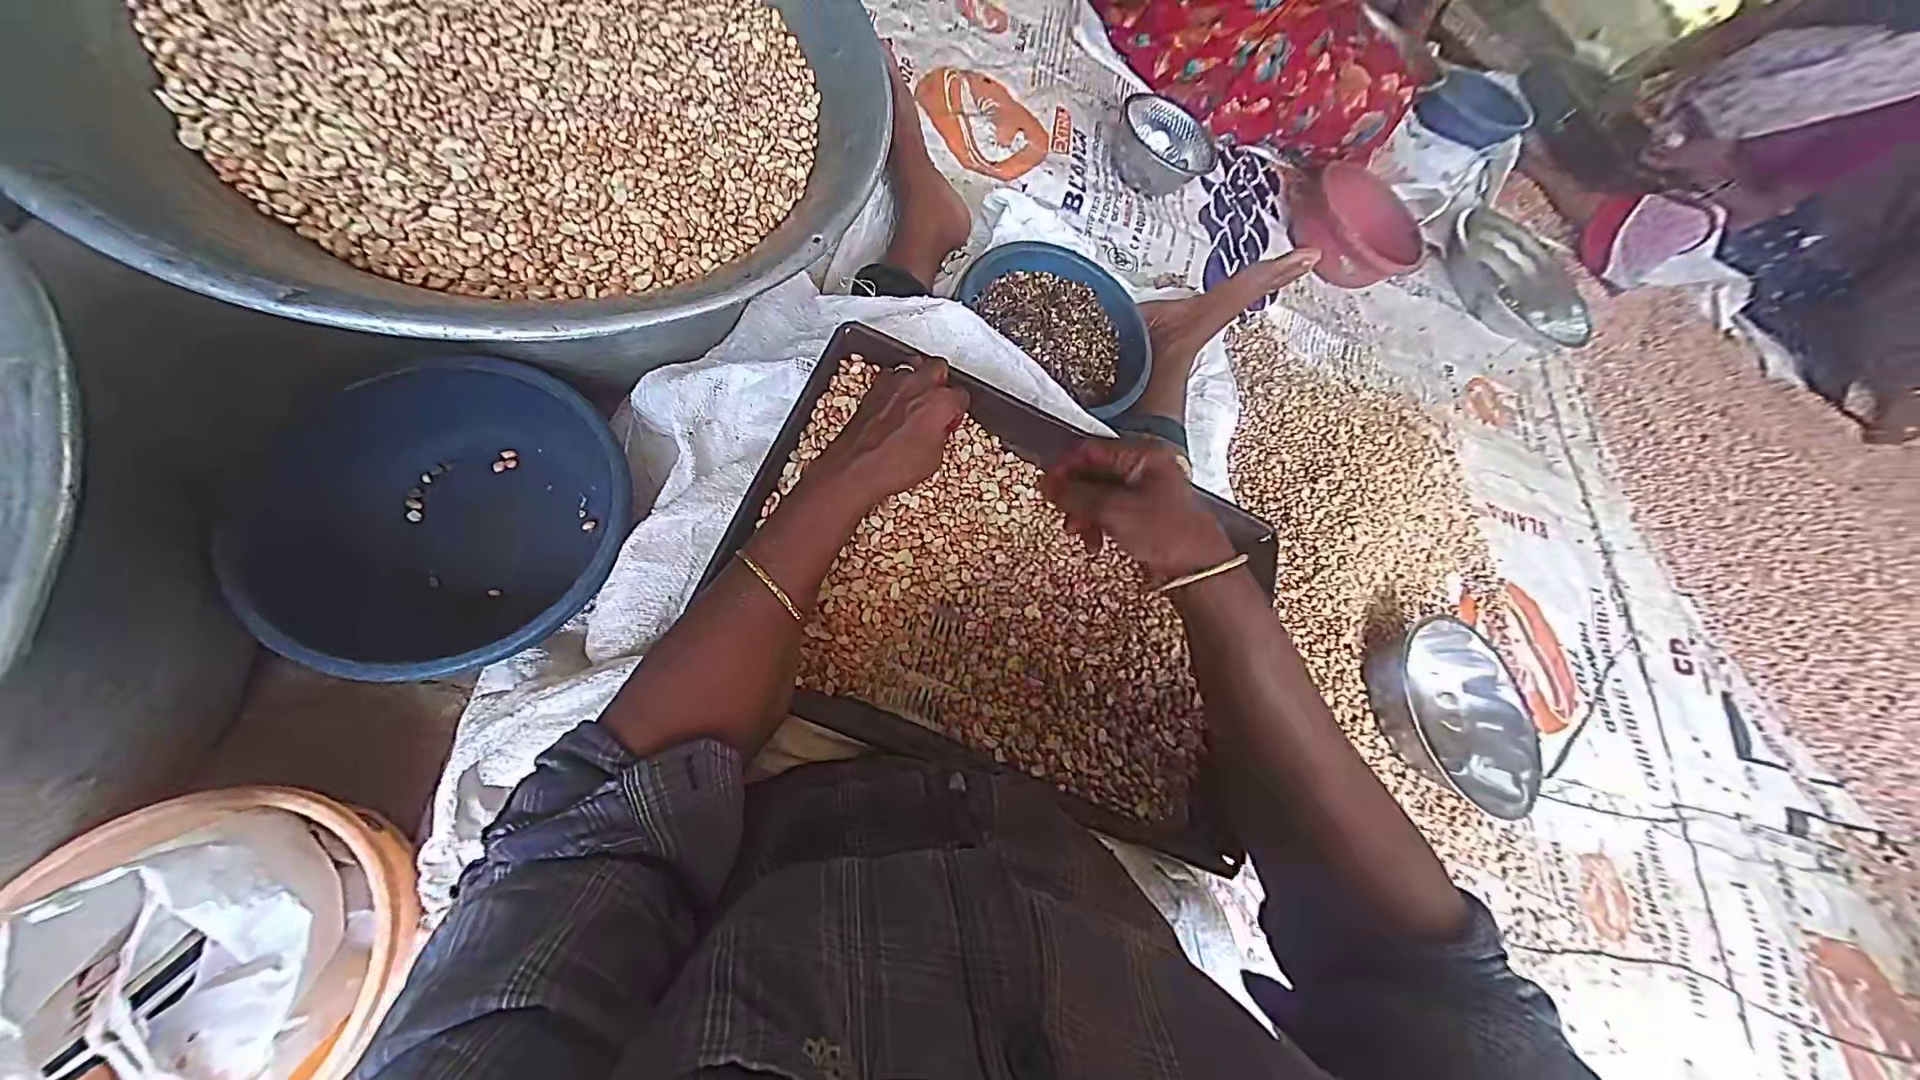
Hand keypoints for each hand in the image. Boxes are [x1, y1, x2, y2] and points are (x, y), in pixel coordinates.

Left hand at [809, 357, 969, 509]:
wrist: (857, 468)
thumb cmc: (892, 464)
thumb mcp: (933, 459)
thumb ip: (941, 435)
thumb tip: (938, 431)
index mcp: (941, 402)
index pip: (960, 396)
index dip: (957, 410)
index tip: (952, 420)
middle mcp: (918, 385)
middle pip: (938, 368)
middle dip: (941, 384)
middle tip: (938, 405)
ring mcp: (894, 384)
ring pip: (913, 367)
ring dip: (918, 381)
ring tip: (917, 402)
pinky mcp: (874, 388)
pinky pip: (891, 377)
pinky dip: (896, 387)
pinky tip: (895, 405)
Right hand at [1038, 437, 1236, 581]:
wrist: (1197, 568)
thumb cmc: (1161, 531)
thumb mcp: (1112, 510)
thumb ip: (1076, 494)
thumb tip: (1046, 485)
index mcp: (1140, 455)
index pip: (1090, 450)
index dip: (1064, 467)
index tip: (1046, 488)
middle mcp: (1143, 468)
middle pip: (1092, 473)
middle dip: (1073, 496)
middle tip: (1061, 515)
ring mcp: (1144, 491)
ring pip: (1099, 495)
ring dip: (1083, 514)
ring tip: (1077, 535)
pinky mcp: (1144, 514)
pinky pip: (1110, 512)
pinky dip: (1097, 524)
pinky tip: (1094, 543)